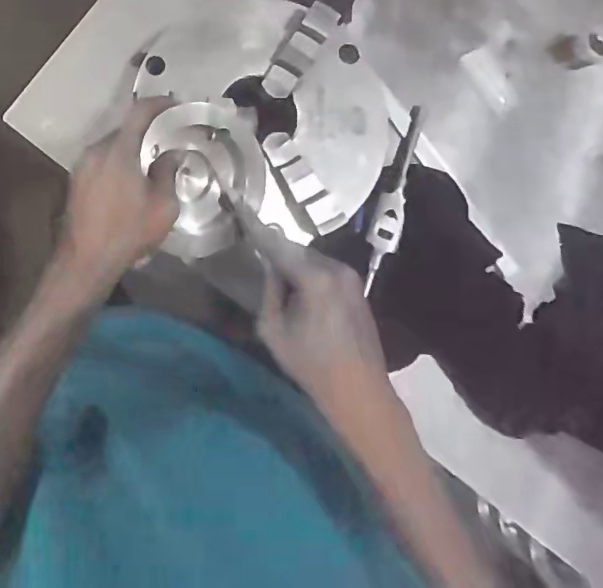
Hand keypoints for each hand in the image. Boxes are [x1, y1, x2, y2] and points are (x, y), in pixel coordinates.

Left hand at [59, 97, 177, 289]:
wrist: (85, 261)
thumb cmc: (128, 232)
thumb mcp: (162, 206)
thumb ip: (168, 173)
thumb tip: (171, 154)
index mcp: (118, 150)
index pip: (138, 113)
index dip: (158, 103)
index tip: (174, 103)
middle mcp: (96, 151)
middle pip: (124, 129)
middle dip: (145, 130)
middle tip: (166, 138)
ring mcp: (81, 165)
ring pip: (111, 145)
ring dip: (130, 148)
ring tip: (149, 162)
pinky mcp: (75, 180)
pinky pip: (101, 160)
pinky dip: (117, 161)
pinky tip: (129, 181)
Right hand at [245, 211, 395, 429]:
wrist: (361, 393)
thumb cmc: (312, 366)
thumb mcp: (274, 331)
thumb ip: (268, 292)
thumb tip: (270, 268)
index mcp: (315, 277)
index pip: (279, 245)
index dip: (257, 228)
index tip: (241, 208)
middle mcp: (336, 268)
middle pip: (297, 250)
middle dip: (278, 251)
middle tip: (257, 255)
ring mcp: (351, 277)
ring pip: (312, 260)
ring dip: (295, 264)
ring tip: (278, 277)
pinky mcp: (357, 288)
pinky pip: (326, 271)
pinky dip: (310, 274)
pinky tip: (301, 292)